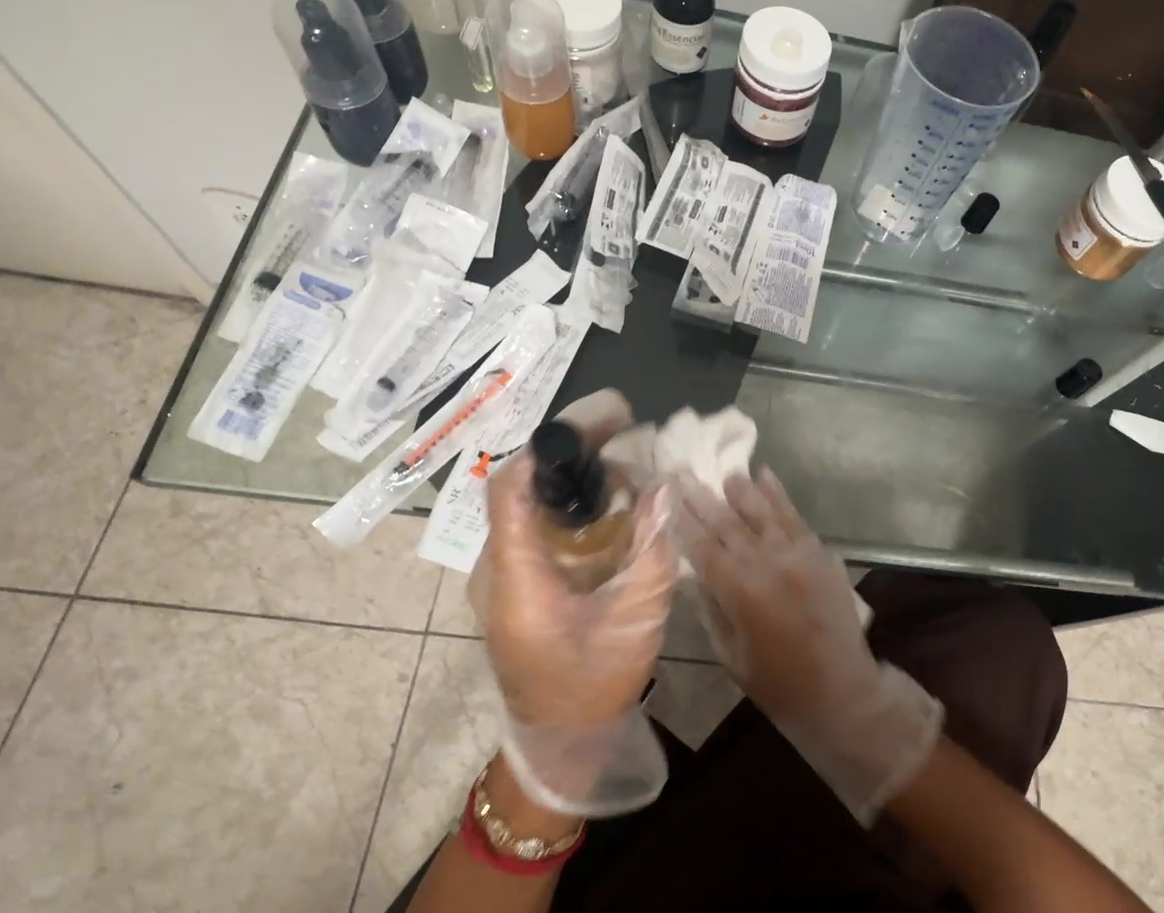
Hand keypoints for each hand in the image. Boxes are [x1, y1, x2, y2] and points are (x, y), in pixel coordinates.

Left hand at [470, 389, 677, 815]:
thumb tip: (665, 486)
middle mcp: (498, 566)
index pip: (513, 485)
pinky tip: (615, 507)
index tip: (608, 418)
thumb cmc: (593, 686)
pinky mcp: (517, 583)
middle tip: (627, 429)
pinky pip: (541, 528)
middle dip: (575, 452)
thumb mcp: (636, 618)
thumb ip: (652, 549)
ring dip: (579, 479)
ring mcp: (504, 575)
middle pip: (525, 486)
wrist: (558, 744)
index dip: (555, 443)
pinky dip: (577, 507)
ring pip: (533, 504)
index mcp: (516, 575)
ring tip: (630, 469)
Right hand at [677, 469, 941, 823]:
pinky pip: (795, 517)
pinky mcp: (821, 553)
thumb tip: (697, 574)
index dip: (683, 521)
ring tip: (726, 473)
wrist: (841, 690)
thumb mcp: (730, 654)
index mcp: (740, 592)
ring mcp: (798, 554)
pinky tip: (766, 476)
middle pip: (728, 523)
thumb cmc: (777, 683)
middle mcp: (767, 563)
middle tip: (683, 472)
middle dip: (703, 498)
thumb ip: (712, 609)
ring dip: (742, 490)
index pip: (702, 547)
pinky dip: (779, 495)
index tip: (666, 496)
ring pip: (763, 512)